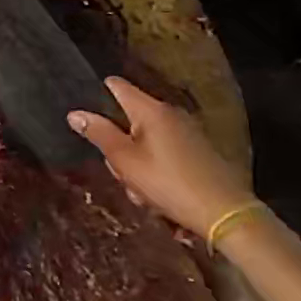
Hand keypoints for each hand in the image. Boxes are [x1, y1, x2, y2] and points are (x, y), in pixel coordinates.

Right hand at [67, 77, 257, 237]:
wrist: (226, 214)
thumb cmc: (168, 182)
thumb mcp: (125, 160)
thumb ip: (99, 133)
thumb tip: (74, 113)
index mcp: (150, 110)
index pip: (117, 86)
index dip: (97, 93)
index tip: (84, 113)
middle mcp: (170, 114)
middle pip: (128, 117)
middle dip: (116, 142)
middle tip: (117, 168)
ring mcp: (186, 132)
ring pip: (143, 139)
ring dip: (134, 161)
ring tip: (138, 189)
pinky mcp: (197, 151)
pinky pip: (162, 151)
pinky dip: (153, 168)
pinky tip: (155, 193)